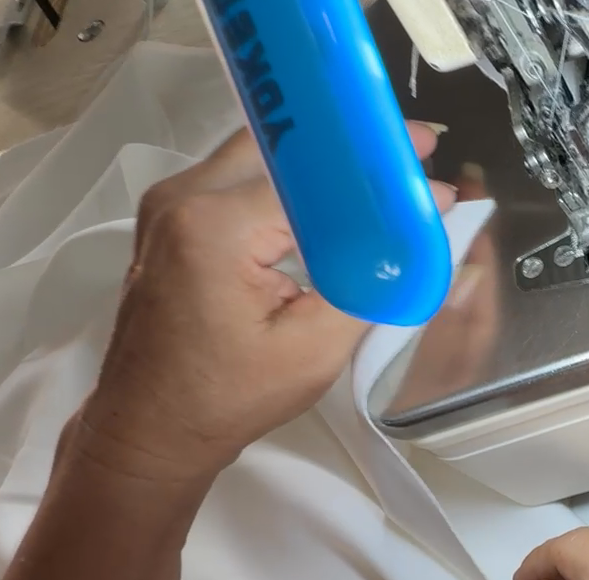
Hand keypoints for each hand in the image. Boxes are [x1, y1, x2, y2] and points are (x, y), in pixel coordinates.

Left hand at [72, 123, 457, 481]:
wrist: (156, 423)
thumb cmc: (234, 393)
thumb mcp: (318, 346)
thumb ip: (374, 288)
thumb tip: (423, 247)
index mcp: (217, 224)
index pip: (316, 178)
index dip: (380, 175)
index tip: (432, 166)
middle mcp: (185, 197)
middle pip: (283, 147)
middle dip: (353, 150)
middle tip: (412, 157)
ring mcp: (172, 205)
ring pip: (263, 159)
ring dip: (325, 168)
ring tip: (384, 182)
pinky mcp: (176, 222)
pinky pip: (244, 184)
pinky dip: (295, 189)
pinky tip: (337, 210)